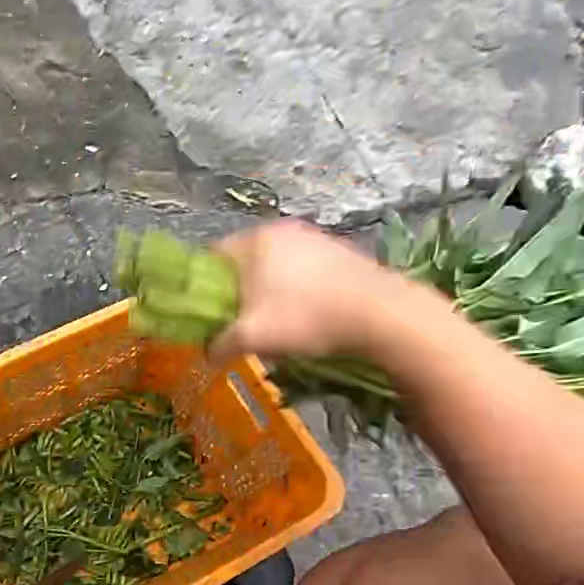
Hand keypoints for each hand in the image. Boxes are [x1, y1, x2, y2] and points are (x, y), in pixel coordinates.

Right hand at [209, 220, 443, 361]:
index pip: (210, 256)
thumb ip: (218, 344)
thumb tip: (207, 354)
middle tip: (238, 322)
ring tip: (274, 323)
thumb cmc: (304, 318)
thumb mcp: (249, 338)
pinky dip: (294, 290)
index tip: (208, 314)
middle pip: (242, 261)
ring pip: (273, 266)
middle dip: (236, 291)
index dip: (202, 287)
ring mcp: (314, 237)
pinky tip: (305, 315)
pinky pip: (301, 270)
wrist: (381, 314)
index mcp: (254, 240)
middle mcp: (281, 230)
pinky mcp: (338, 251)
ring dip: (266, 292)